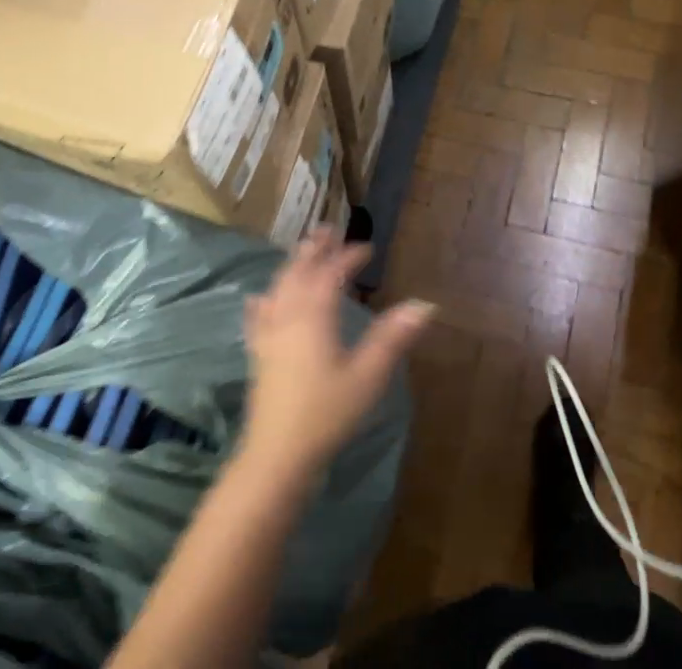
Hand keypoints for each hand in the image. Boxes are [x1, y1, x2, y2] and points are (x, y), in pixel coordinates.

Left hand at [240, 228, 433, 480]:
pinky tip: (259, 298)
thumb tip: (424, 305)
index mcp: (313, 317)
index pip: (330, 275)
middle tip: (326, 230)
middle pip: (298, 273)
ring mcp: (267, 335)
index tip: (366, 248)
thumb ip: (392, 339)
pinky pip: (258, 316)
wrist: (278, 451)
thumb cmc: (327, 413)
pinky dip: (264, 299)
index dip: (347, 258)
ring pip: (277, 289)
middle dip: (313, 250)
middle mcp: (286, 317)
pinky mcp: (257, 355)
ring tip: (301, 253)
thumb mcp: (367, 377)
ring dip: (291, 267)